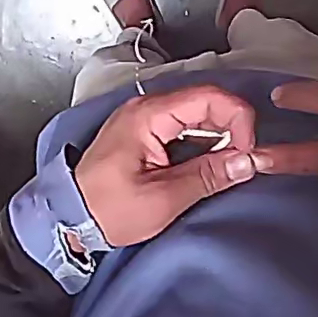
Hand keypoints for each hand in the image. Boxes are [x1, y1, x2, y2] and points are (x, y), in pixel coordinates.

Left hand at [75, 85, 259, 245]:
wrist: (68, 220)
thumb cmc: (107, 210)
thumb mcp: (163, 198)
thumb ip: (208, 175)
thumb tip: (249, 161)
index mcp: (148, 116)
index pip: (209, 96)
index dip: (238, 119)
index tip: (247, 152)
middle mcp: (145, 108)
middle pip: (204, 100)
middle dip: (232, 127)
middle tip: (242, 162)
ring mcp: (142, 118)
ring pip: (195, 113)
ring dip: (218, 136)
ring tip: (226, 167)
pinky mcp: (142, 133)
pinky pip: (181, 126)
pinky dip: (201, 141)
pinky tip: (207, 165)